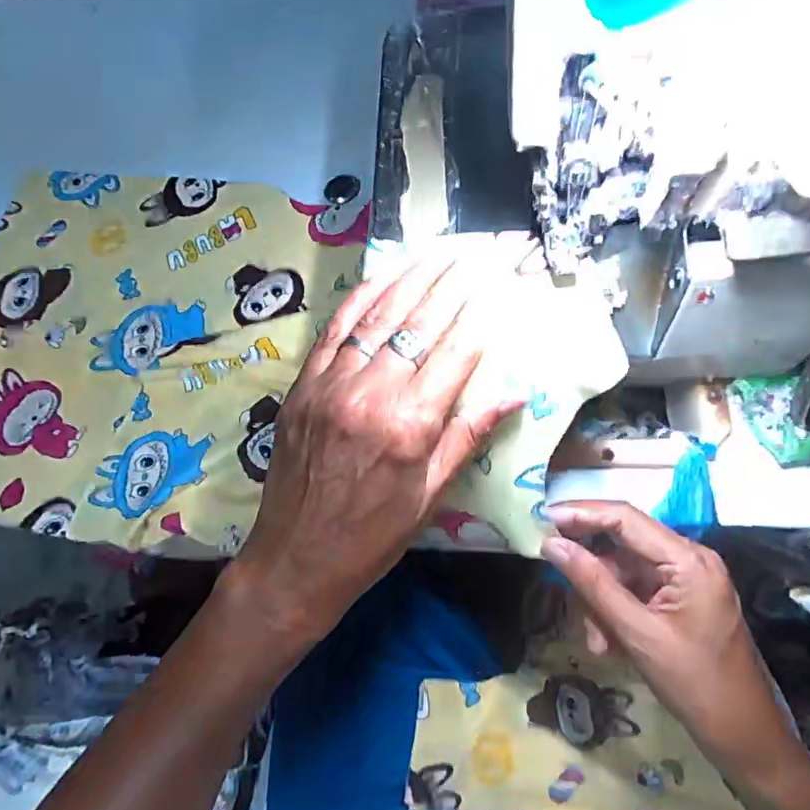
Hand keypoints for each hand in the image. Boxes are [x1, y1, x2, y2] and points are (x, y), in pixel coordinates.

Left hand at [227, 255, 524, 645]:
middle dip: (453, 281)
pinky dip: (359, 300)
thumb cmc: (371, 539)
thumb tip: (514, 394)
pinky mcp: (302, 387)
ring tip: (438, 251)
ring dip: (410, 278)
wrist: (295, 559)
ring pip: (376, 317)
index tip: (501, 280)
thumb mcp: (429, 497)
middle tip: (477, 249)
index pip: (455, 352)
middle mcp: (370, 395)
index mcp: (410, 426)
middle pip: (419, 322)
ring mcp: (330, 385)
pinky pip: (333, 331)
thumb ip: (467, 437)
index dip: (481, 313)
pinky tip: (381, 277)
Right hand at [542, 500, 801, 787]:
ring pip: (620, 571)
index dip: (581, 513)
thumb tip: (551, 544)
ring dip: (599, 601)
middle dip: (589, 572)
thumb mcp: (636, 633)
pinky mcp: (677, 598)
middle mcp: (687, 559)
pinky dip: (612, 611)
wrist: (744, 735)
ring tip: (597, 643)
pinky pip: (631, 590)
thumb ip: (592, 583)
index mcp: (687, 560)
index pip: (625, 518)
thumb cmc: (695, 683)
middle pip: (619, 544)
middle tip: (561, 590)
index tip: (542, 518)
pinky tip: (607, 643)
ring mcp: (683, 579)